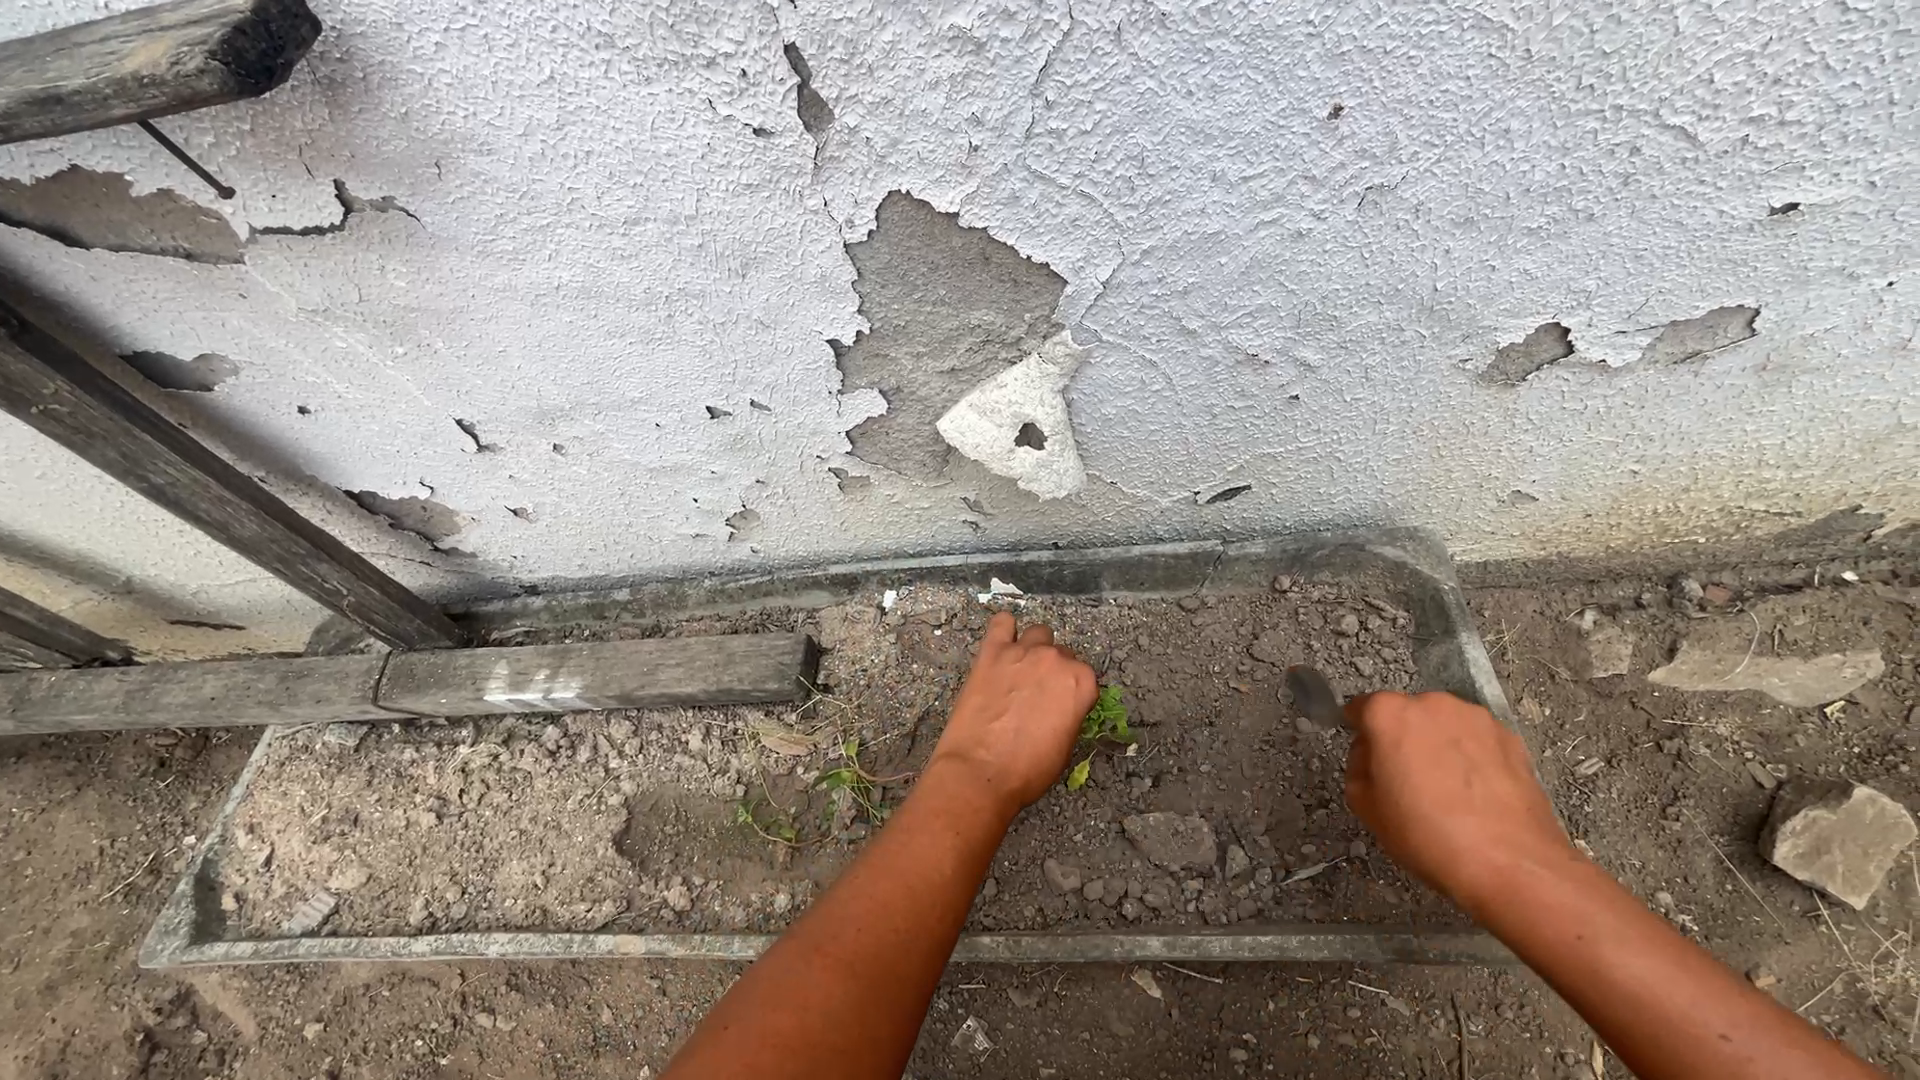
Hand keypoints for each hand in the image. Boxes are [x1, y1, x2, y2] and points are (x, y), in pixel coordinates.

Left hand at [926, 612, 1097, 818]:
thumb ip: (1070, 712)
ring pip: (1038, 633)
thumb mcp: (1066, 745)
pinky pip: (1002, 623)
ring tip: (1020, 669)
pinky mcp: (991, 652)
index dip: (1072, 691)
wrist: (982, 770)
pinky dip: (1004, 629)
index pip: (1084, 675)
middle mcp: (1055, 660)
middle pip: (1061, 654)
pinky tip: (1001, 644)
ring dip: (1033, 647)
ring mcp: (1022, 652)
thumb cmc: (1027, 769)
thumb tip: (1062, 705)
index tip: (1060, 703)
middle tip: (1036, 693)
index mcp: (1081, 682)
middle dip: (1052, 670)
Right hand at [1343, 691, 1579, 913]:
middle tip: (1404, 779)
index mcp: (1389, 713)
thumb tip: (1373, 755)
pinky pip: (1476, 741)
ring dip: (1438, 746)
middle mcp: (1433, 704)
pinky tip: (1475, 796)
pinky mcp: (1512, 740)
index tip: (1366, 757)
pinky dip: (1471, 758)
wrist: (1511, 865)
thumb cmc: (1426, 834)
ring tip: (1446, 790)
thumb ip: (1358, 765)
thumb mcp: (1364, 805)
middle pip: (1405, 714)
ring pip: (1443, 726)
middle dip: (1401, 738)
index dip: (1360, 732)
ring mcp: (1477, 719)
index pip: (1361, 708)